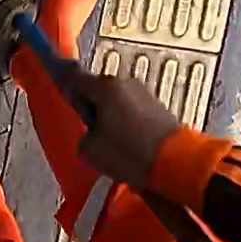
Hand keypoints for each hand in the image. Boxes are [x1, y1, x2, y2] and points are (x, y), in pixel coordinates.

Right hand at [70, 70, 181, 190]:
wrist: (177, 163)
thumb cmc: (129, 152)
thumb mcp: (92, 150)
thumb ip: (83, 137)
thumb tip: (90, 136)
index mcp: (105, 88)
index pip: (76, 78)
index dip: (66, 85)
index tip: (63, 92)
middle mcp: (125, 83)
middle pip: (98, 90)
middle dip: (92, 107)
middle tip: (90, 131)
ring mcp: (144, 94)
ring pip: (117, 101)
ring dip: (111, 116)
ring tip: (113, 143)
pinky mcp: (159, 107)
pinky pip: (133, 111)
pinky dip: (128, 123)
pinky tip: (130, 144)